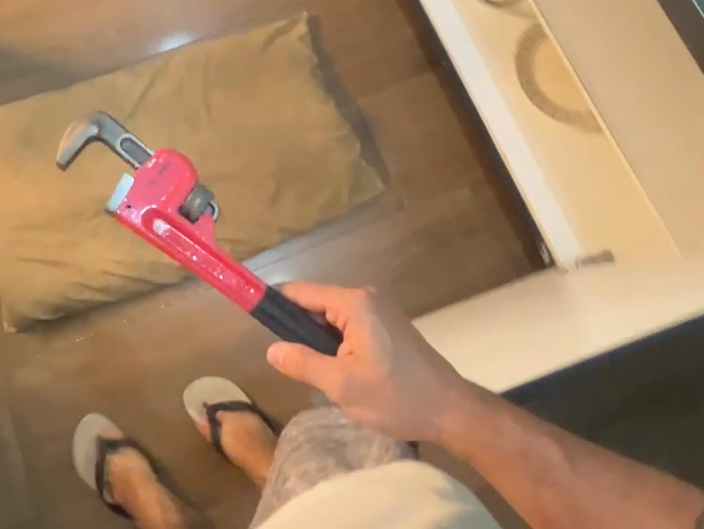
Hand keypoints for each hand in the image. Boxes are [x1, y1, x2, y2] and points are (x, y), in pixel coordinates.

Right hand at [265, 282, 478, 443]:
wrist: (450, 410)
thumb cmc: (396, 396)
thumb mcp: (343, 386)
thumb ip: (304, 363)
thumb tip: (272, 349)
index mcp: (354, 304)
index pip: (302, 292)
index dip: (275, 304)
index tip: (253, 317)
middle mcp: (365, 297)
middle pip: (317, 303)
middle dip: (300, 329)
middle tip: (290, 363)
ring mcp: (379, 310)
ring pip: (332, 318)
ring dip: (320, 340)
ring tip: (316, 372)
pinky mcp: (387, 326)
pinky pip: (349, 326)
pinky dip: (337, 343)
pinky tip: (339, 372)